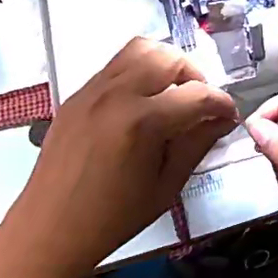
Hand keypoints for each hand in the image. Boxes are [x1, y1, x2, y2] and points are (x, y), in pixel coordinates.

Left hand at [0, 39, 236, 277]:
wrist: (49, 229)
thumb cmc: (112, 218)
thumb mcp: (165, 187)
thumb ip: (197, 144)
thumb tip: (222, 119)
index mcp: (141, 122)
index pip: (197, 94)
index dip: (222, 103)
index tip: (228, 116)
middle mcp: (116, 94)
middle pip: (168, 57)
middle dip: (194, 75)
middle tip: (199, 103)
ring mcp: (92, 90)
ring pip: (140, 49)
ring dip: (165, 65)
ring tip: (172, 95)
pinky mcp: (77, 94)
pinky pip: (115, 65)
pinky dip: (138, 72)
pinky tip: (142, 103)